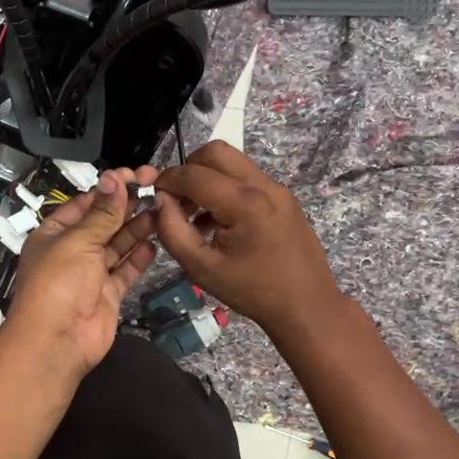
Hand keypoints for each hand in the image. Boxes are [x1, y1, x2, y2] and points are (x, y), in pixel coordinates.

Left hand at [1, 167, 158, 379]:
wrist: (57, 341)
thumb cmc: (59, 283)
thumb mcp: (78, 241)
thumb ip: (102, 213)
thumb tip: (113, 179)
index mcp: (54, 233)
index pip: (85, 203)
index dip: (110, 189)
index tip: (136, 176)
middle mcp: (71, 251)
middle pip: (103, 222)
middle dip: (127, 206)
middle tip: (157, 189)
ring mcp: (90, 274)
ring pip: (117, 245)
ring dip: (137, 228)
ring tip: (162, 210)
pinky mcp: (107, 295)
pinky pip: (125, 271)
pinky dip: (138, 258)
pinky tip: (155, 243)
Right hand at [153, 141, 343, 339]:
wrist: (307, 306)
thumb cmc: (253, 291)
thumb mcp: (201, 268)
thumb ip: (172, 230)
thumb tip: (159, 201)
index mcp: (244, 203)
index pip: (193, 174)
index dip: (166, 180)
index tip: (152, 195)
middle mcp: (263, 185)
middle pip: (215, 152)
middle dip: (188, 169)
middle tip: (175, 198)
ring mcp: (277, 189)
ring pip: (232, 162)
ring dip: (207, 178)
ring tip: (194, 214)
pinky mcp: (283, 198)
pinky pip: (247, 178)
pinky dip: (225, 188)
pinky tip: (217, 222)